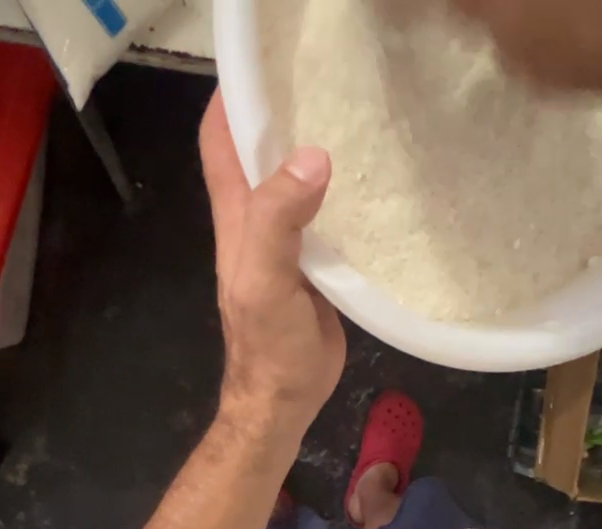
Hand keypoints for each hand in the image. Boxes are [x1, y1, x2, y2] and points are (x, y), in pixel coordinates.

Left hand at [199, 91, 346, 442]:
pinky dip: (346, 188)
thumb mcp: (266, 281)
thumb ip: (278, 221)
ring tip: (362, 107)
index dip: (234, 93)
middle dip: (285, 105)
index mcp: (237, 215)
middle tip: (331, 71)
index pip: (222, 137)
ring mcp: (290, 241)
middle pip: (263, 148)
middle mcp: (258, 218)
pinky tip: (379, 174)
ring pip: (297, 178)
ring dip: (319, 142)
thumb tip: (311, 155)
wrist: (285, 400)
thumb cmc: (269, 347)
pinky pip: (329, 212)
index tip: (268, 55)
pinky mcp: (319, 262)